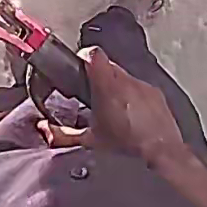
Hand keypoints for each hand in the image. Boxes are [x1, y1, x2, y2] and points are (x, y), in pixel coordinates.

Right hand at [39, 47, 190, 168]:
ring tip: (113, 108)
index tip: (79, 63)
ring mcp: (143, 85)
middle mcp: (126, 81)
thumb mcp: (90, 141)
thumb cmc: (126, 147)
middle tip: (93, 92)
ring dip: (116, 86)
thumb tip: (44, 129)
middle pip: (107, 65)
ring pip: (123, 76)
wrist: (162, 153)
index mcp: (107, 87)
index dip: (84, 55)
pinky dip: (132, 96)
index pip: (93, 54)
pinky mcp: (155, 93)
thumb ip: (63, 134)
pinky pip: (139, 87)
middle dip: (98, 75)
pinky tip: (131, 114)